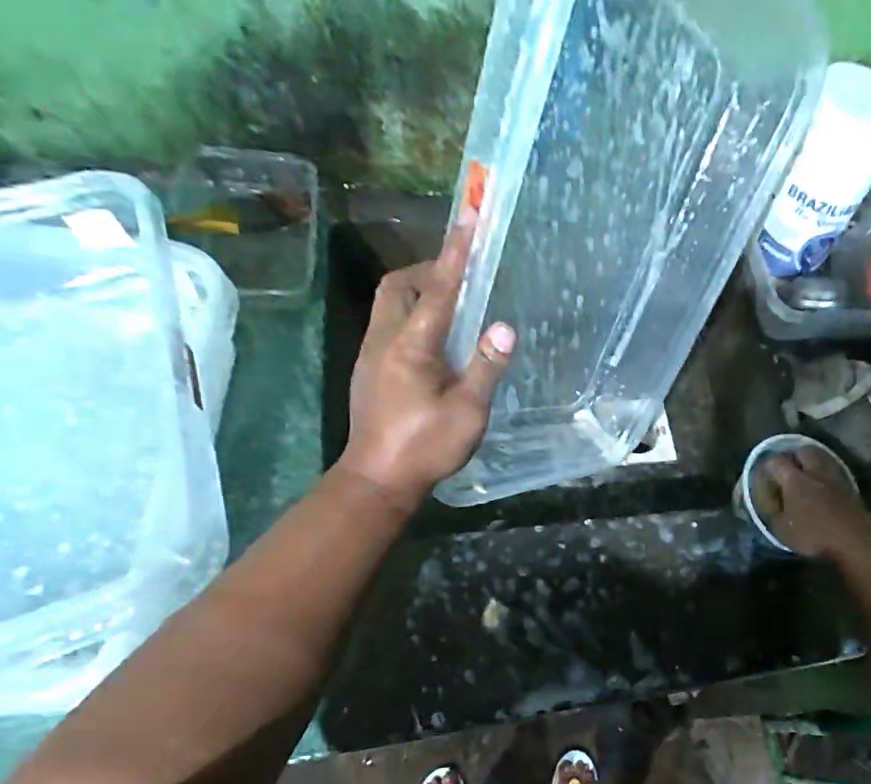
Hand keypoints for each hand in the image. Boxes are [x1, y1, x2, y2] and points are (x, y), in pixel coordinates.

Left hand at [337, 209, 513, 510]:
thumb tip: (504, 327)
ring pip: (388, 305)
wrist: (376, 481)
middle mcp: (384, 340)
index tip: (470, 215)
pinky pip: (387, 327)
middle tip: (460, 276)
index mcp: (411, 346)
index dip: (457, 251)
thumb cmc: (424, 448)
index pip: (439, 288)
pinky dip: (409, 318)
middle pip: (399, 284)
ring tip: (450, 307)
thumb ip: (485, 368)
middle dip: (429, 269)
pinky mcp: (367, 372)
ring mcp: (369, 356)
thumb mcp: (466, 414)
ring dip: (416, 293)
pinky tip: (430, 343)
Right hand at [751, 448, 870, 557]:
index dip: (767, 465)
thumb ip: (771, 511)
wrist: (855, 541)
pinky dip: (826, 474)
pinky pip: (834, 472)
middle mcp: (815, 472)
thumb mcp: (781, 529)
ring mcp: (836, 478)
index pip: (776, 461)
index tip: (763, 474)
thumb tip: (768, 501)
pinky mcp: (850, 488)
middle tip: (787, 468)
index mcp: (794, 480)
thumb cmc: (813, 535)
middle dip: (794, 456)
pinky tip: (822, 486)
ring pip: (823, 458)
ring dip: (813, 462)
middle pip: (804, 451)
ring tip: (805, 474)